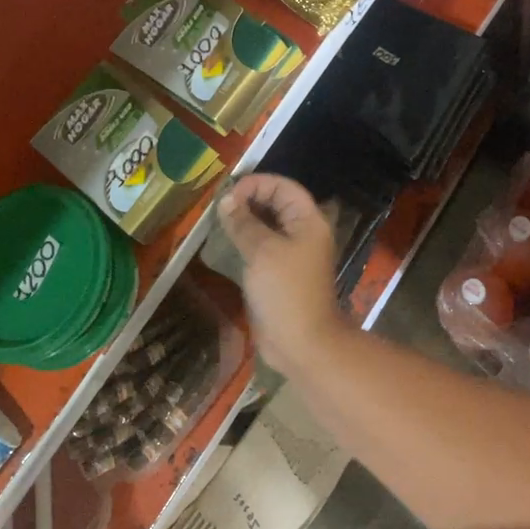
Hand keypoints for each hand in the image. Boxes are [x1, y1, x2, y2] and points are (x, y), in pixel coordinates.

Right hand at [218, 173, 342, 370]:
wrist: (303, 344)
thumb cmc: (286, 291)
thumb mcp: (261, 251)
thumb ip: (244, 223)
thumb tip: (227, 200)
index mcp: (309, 221)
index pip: (284, 187)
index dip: (257, 184)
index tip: (229, 194)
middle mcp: (305, 233)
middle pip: (277, 204)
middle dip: (249, 200)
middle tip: (220, 205)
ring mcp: (294, 254)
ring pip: (269, 226)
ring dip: (246, 220)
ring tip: (220, 221)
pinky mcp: (282, 274)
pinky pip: (264, 247)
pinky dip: (247, 241)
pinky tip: (228, 243)